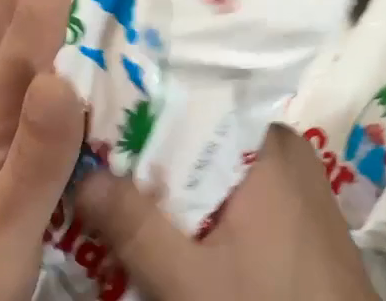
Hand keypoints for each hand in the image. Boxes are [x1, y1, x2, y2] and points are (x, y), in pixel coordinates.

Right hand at [74, 124, 382, 300]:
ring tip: (130, 200)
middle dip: (156, 158)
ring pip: (222, 165)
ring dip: (181, 188)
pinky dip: (211, 206)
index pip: (193, 104)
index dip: (143, 117)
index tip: (100, 129)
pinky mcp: (303, 210)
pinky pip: (245, 190)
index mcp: (265, 142)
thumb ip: (136, 226)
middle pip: (205, 136)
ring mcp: (298, 178)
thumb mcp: (190, 280)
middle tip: (104, 172)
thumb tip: (83, 173)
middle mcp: (285, 145)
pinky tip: (182, 230)